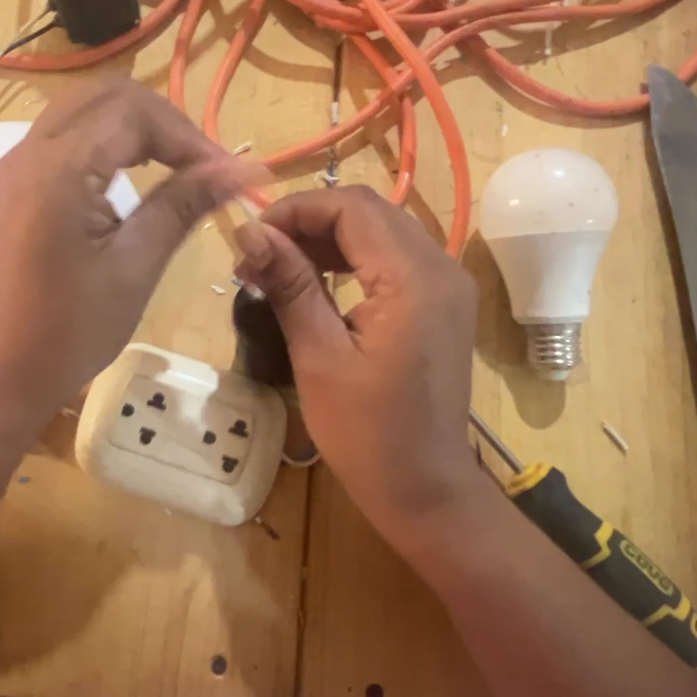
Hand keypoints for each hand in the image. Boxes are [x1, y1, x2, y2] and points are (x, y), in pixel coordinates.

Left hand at [0, 78, 263, 413]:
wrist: (8, 371)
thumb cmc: (74, 328)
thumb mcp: (137, 265)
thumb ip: (183, 203)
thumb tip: (241, 169)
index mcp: (57, 169)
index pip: (134, 113)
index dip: (188, 136)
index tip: (226, 174)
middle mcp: (28, 152)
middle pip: (108, 96)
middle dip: (163, 123)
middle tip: (202, 166)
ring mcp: (16, 166)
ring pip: (85, 110)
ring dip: (135, 128)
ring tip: (177, 168)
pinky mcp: (15, 184)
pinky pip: (67, 137)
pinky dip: (108, 143)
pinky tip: (134, 177)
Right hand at [234, 186, 485, 544]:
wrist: (424, 489)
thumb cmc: (367, 433)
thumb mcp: (319, 356)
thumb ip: (290, 284)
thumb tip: (249, 231)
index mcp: (415, 279)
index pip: (352, 207)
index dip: (295, 209)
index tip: (249, 238)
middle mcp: (442, 267)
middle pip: (368, 212)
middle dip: (307, 222)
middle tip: (256, 256)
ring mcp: (447, 285)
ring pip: (380, 231)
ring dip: (326, 239)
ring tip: (275, 269)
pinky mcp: (441, 303)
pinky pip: (393, 258)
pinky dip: (351, 259)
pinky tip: (314, 281)